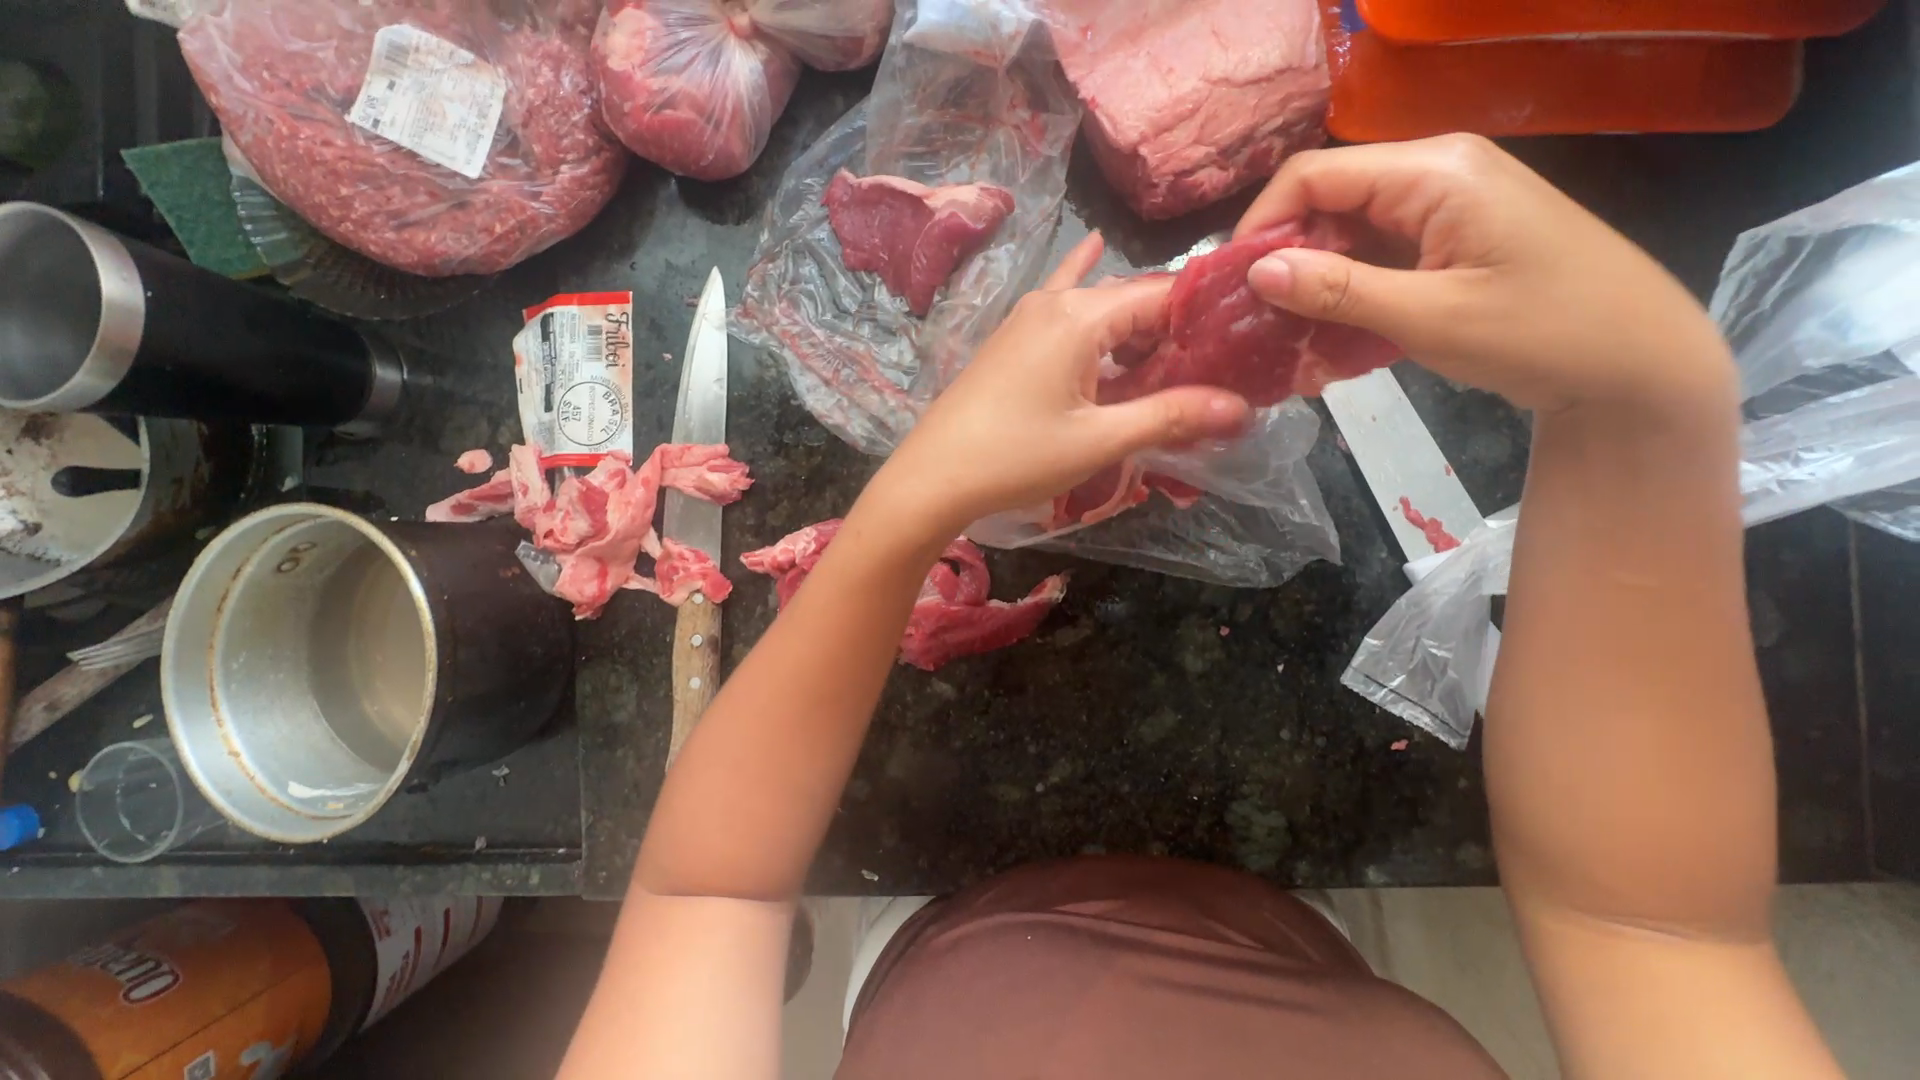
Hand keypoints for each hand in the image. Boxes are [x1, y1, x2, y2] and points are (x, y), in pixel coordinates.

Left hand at [865, 232, 1251, 538]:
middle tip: (1216, 366)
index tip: (1241, 345)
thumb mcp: (1098, 441)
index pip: (1163, 295)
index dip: (1206, 318)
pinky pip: (1065, 310)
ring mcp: (1028, 318)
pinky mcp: (1014, 340)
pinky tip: (1093, 249)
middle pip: (1133, 301)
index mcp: (1079, 315)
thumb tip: (1241, 408)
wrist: (932, 477)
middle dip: (1174, 331)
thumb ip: (1169, 417)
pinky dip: (1089, 296)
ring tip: (1176, 356)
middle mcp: (1054, 303)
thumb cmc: (1015, 457)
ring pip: (1100, 309)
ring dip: (1137, 331)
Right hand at [1237, 135, 1735, 413]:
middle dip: (1286, 258)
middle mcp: (1438, 171)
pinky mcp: (1456, 237)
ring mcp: (1449, 204)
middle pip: (1328, 199)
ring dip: (1316, 282)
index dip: (1262, 223)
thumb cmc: (1543, 334)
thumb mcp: (1429, 317)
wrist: (1640, 366)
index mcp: (1434, 171)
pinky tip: (1334, 336)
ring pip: (1350, 231)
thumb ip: (1338, 289)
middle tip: (1258, 323)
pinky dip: (1351, 292)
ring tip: (1290, 339)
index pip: (1314, 174)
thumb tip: (1256, 269)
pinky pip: (1380, 253)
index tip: (1233, 286)